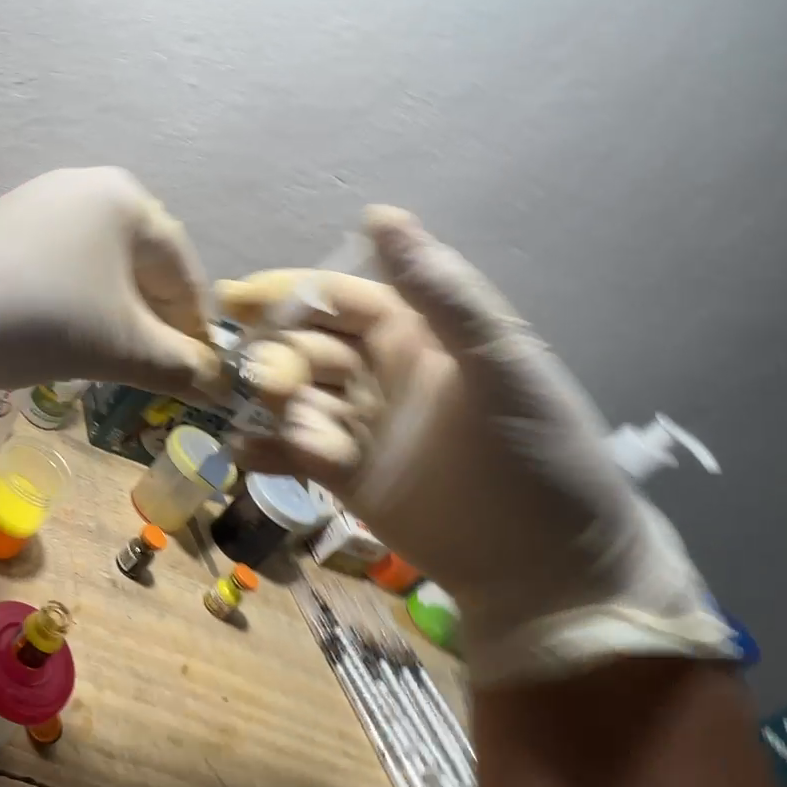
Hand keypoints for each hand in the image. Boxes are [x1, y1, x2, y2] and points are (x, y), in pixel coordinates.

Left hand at [0, 167, 224, 449]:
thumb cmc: (44, 321)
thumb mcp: (123, 347)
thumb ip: (183, 366)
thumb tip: (221, 388)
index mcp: (126, 197)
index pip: (182, 270)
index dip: (196, 328)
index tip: (203, 377)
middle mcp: (84, 184)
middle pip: (140, 264)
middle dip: (153, 321)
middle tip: (158, 373)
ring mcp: (36, 201)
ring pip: (97, 267)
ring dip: (114, 315)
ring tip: (112, 360)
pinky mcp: (0, 226)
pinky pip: (58, 265)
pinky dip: (73, 302)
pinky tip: (64, 335)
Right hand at [217, 207, 734, 684]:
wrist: (549, 572)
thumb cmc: (535, 458)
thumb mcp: (498, 368)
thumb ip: (439, 294)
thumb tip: (379, 214)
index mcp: (414, 338)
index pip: (337, 297)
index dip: (288, 291)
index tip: (237, 297)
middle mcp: (377, 373)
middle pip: (304, 347)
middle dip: (278, 357)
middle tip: (269, 383)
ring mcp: (355, 424)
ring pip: (292, 396)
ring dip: (277, 406)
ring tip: (299, 437)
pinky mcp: (338, 473)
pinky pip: (286, 448)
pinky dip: (262, 448)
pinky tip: (249, 454)